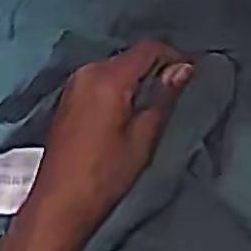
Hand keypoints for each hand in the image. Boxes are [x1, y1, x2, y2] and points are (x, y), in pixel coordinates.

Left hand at [23, 41, 193, 237]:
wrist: (59, 201)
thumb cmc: (105, 175)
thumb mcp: (142, 139)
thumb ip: (163, 98)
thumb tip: (183, 68)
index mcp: (108, 78)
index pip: (147, 49)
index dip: (172, 54)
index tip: (192, 68)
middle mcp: (89, 70)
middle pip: (129, 55)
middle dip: (156, 65)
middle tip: (179, 84)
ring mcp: (75, 81)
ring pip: (115, 65)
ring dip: (137, 75)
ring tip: (158, 96)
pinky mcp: (69, 94)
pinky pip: (101, 76)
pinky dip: (119, 83)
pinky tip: (130, 105)